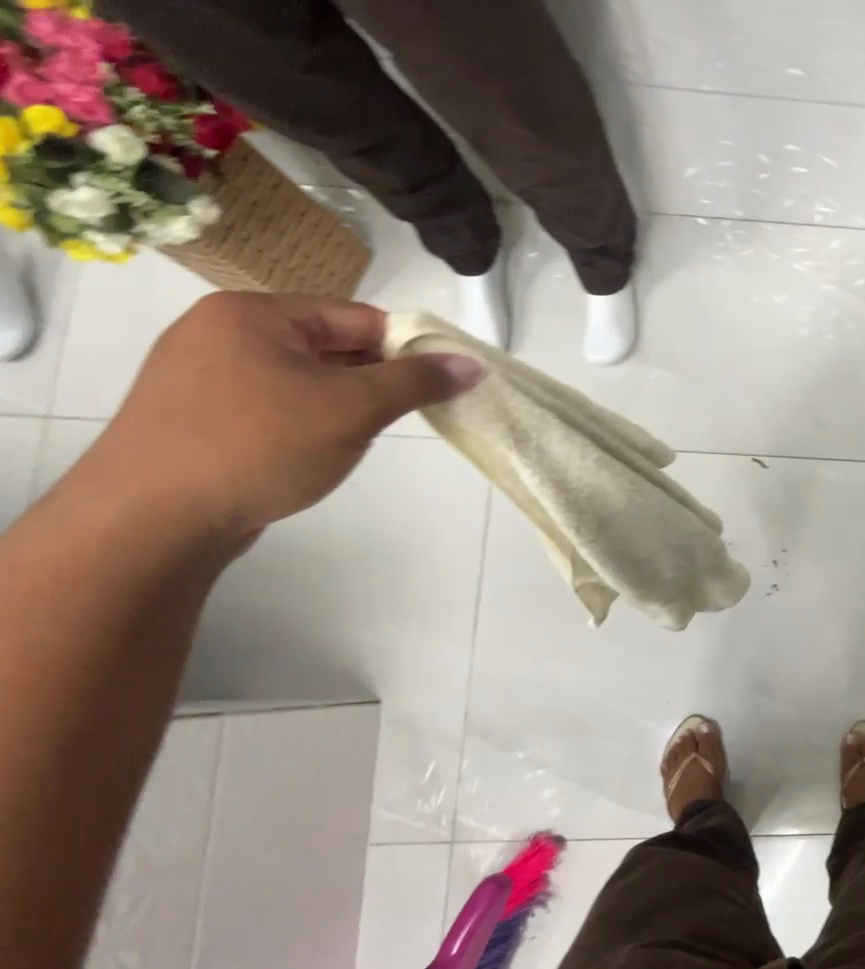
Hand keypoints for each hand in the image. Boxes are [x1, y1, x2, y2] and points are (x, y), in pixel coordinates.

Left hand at [74, 292, 482, 547]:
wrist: (152, 516)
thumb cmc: (259, 446)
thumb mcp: (353, 408)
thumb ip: (416, 382)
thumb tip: (470, 364)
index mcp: (254, 314)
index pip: (358, 317)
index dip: (408, 348)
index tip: (443, 385)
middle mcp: (221, 331)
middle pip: (330, 345)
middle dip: (377, 378)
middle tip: (411, 414)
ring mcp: (203, 374)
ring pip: (304, 377)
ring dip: (344, 403)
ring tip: (362, 437)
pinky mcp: (198, 414)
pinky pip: (274, 403)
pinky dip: (308, 421)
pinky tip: (317, 451)